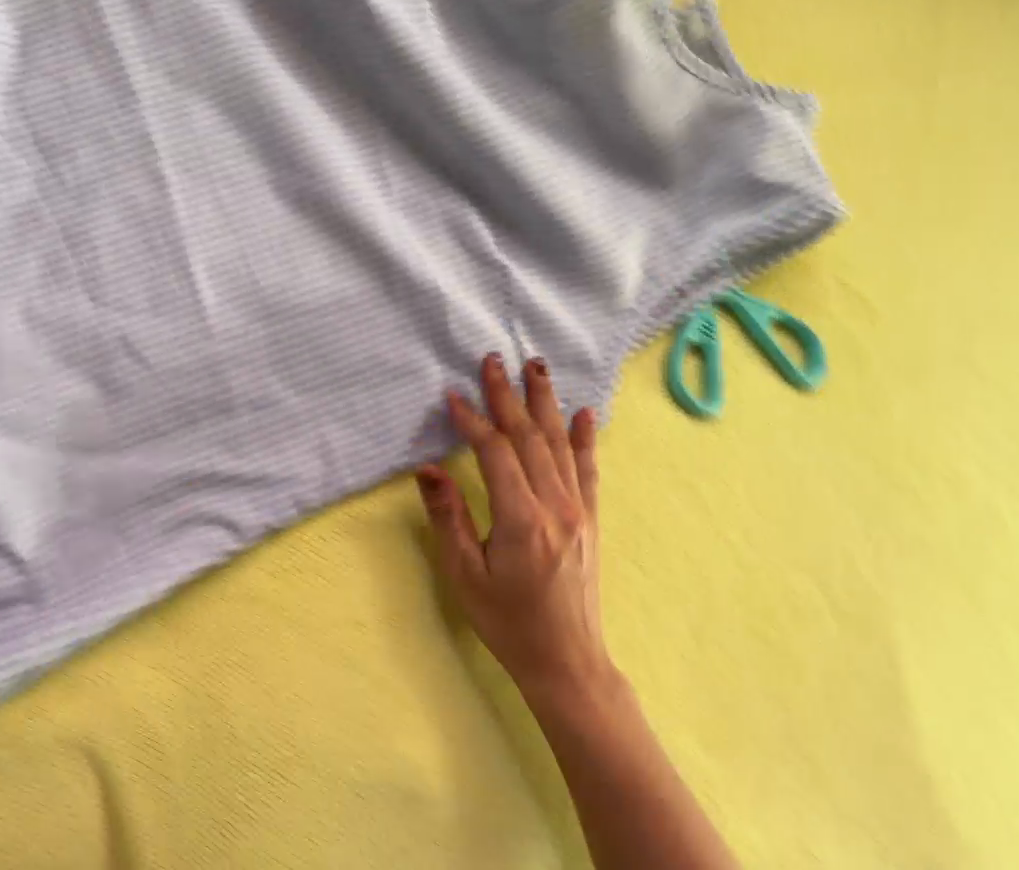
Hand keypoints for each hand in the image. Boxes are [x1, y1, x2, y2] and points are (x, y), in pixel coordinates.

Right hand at [417, 353, 616, 706]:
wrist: (566, 660)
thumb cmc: (506, 620)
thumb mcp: (464, 573)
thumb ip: (449, 517)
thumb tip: (429, 470)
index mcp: (521, 519)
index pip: (494, 453)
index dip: (473, 421)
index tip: (453, 395)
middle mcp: (556, 506)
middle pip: (530, 438)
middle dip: (510, 397)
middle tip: (495, 359)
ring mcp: (579, 512)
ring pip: (559, 445)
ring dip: (546, 404)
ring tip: (537, 368)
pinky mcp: (590, 520)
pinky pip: (587, 470)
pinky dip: (584, 438)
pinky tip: (584, 413)